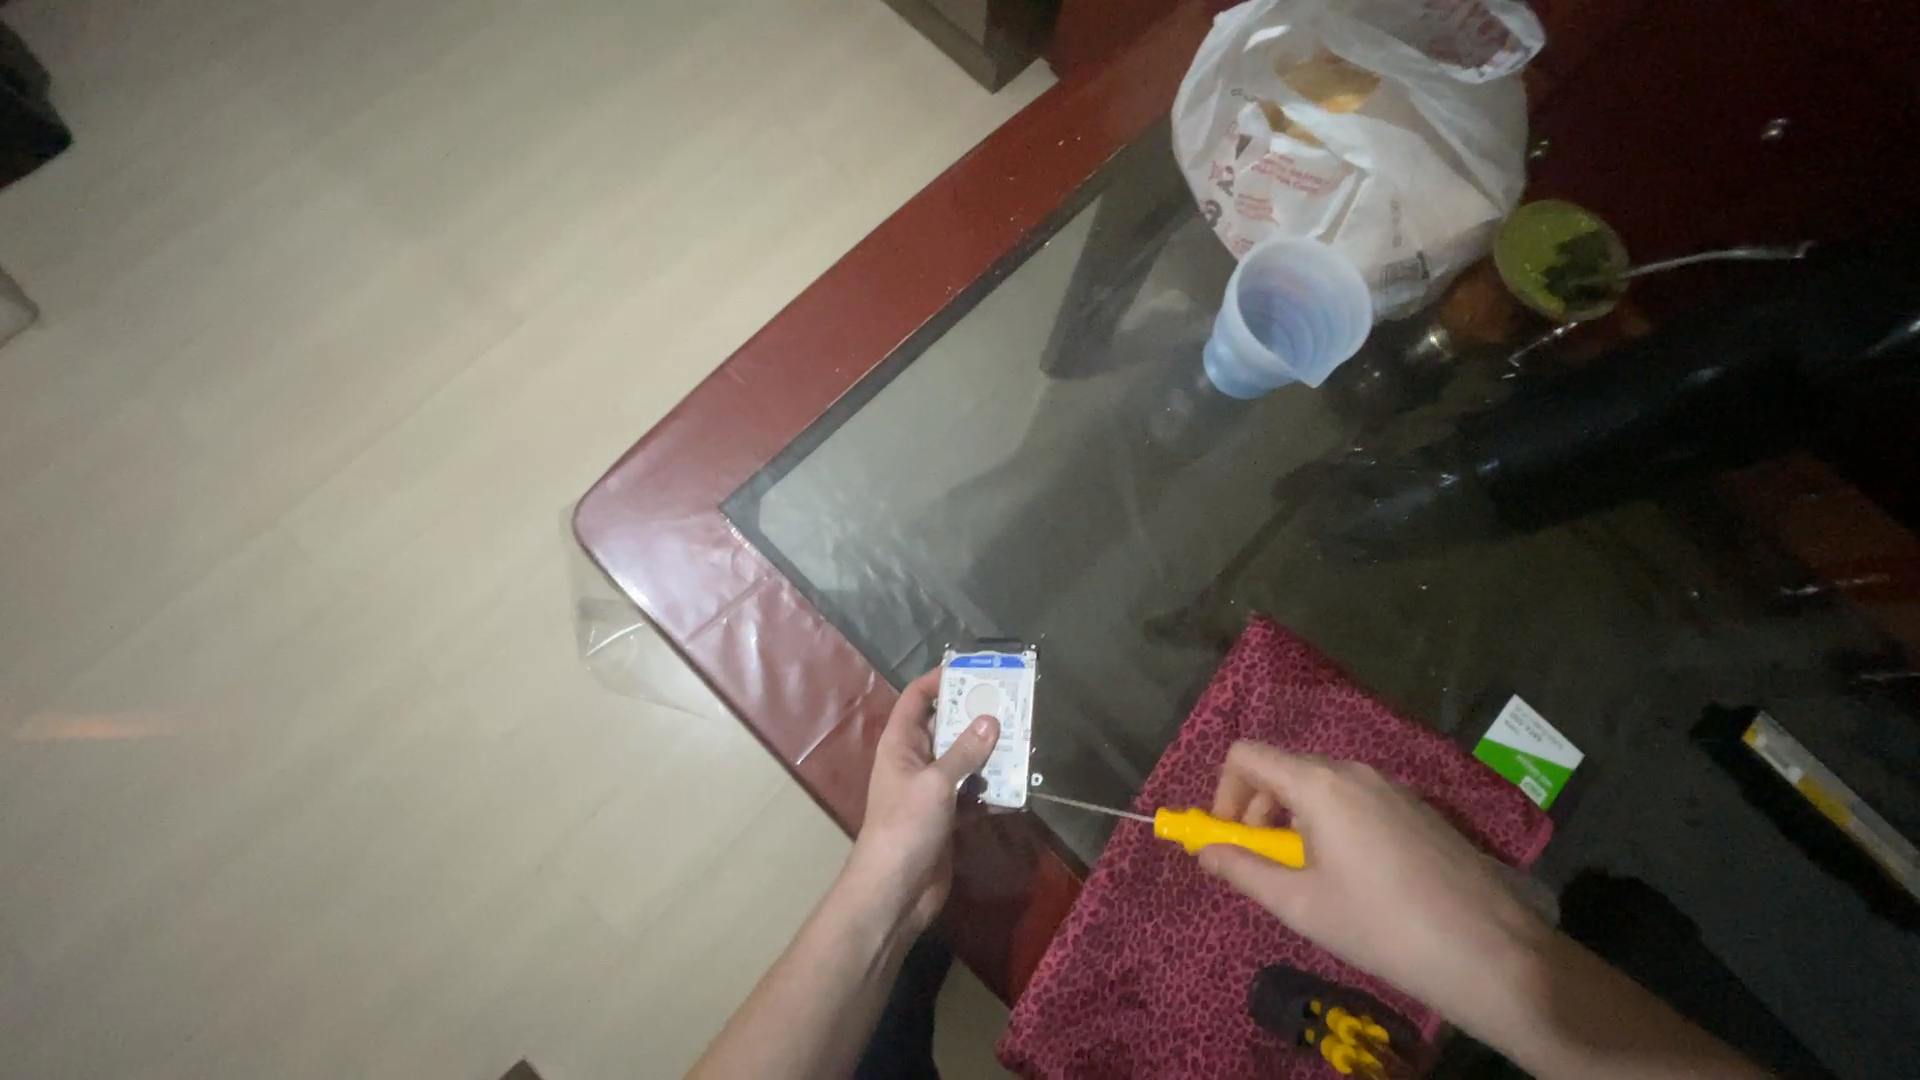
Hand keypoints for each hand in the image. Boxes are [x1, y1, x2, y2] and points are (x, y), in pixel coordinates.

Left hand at [847, 669, 1000, 931]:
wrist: (895, 891)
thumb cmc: (906, 826)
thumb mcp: (936, 783)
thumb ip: (964, 752)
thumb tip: (990, 720)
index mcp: (901, 744)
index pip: (917, 699)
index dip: (938, 680)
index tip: (971, 670)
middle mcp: (915, 761)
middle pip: (946, 727)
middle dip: (975, 717)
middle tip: (1010, 703)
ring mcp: (931, 790)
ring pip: (963, 761)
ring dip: (988, 754)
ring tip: (1022, 739)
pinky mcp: (947, 817)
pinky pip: (972, 793)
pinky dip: (991, 790)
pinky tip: (1016, 786)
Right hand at [1198, 742, 1552, 1022]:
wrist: (1497, 956)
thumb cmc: (1383, 928)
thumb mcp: (1300, 905)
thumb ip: (1243, 869)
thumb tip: (1204, 851)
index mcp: (1318, 784)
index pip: (1246, 756)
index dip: (1224, 792)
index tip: (1229, 839)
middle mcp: (1352, 770)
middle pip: (1281, 769)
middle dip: (1258, 810)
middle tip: (1264, 863)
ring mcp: (1390, 785)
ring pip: (1318, 785)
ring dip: (1294, 818)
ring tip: (1309, 875)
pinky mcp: (1417, 807)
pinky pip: (1354, 798)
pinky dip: (1332, 822)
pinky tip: (1355, 875)